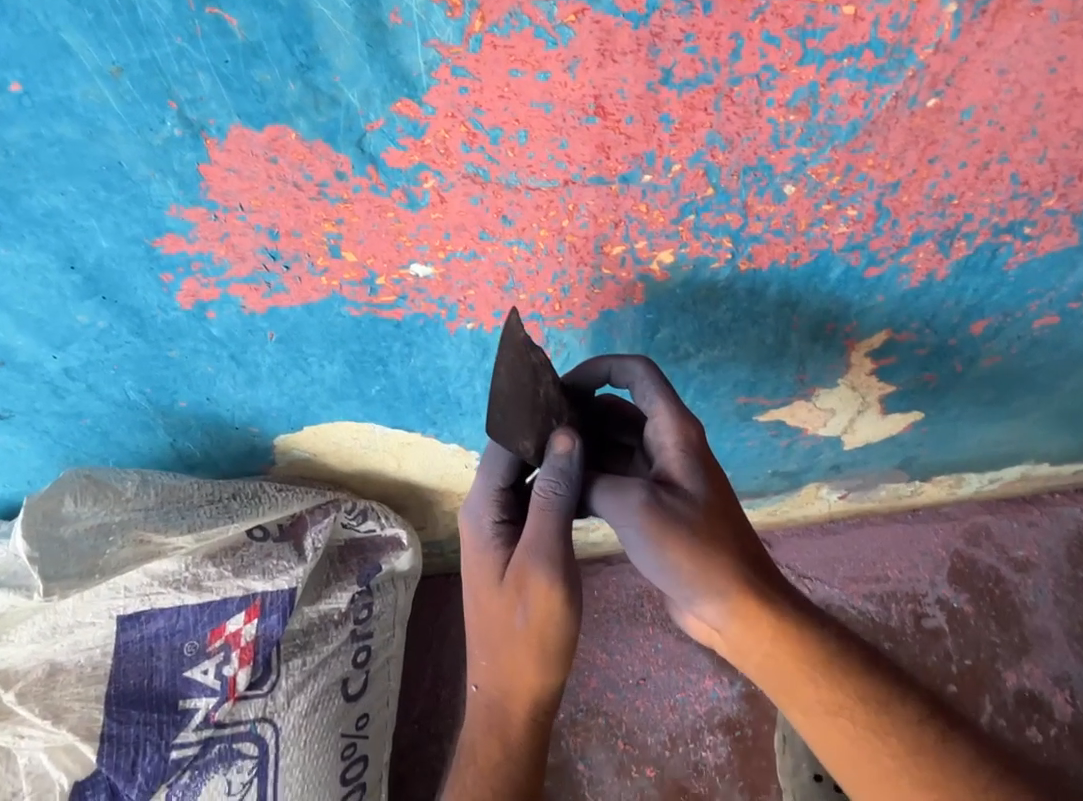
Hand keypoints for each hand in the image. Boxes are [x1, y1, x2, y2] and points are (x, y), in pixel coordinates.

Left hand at [456, 426, 585, 719]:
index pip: (506, 439)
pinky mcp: (515, 543)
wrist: (515, 695)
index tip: (574, 388)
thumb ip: (552, 494)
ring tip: (599, 431)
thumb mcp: (546, 559)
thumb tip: (565, 434)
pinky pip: (534, 499)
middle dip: (550, 429)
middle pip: (515, 453)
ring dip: (556, 455)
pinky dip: (558, 484)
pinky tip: (589, 476)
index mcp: (483, 507)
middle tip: (596, 406)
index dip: (536, 412)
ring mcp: (498, 527)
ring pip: (526, 475)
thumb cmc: (530, 631)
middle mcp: (484, 509)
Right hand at [565, 355, 791, 654]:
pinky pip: (613, 478)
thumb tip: (559, 462)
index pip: (635, 372)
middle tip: (533, 432)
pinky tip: (556, 496)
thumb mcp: (635, 508)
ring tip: (535, 461)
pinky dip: (588, 479)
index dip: (598, 368)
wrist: (735, 607)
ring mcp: (660, 476)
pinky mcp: (652, 505)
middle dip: (578, 413)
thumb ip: (591, 477)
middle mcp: (667, 444)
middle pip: (616, 409)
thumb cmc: (693, 550)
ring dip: (579, 449)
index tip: (559, 389)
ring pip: (611, 445)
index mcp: (673, 430)